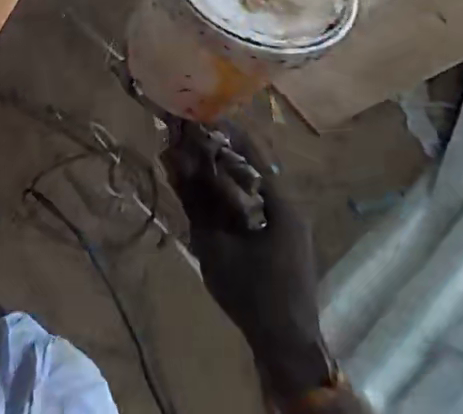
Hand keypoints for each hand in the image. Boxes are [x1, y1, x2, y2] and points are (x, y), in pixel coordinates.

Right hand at [163, 118, 334, 398]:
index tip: (196, 117)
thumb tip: (174, 159)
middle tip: (186, 137)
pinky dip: (231, 194)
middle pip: (252, 165)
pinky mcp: (282, 239)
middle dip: (217, 149)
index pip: (252, 151)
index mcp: (281, 202)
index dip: (223, 131)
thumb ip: (195, 199)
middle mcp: (288, 205)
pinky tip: (208, 191)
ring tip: (191, 158)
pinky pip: (255, 204)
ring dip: (222, 171)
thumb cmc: (252, 293)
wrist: (287, 346)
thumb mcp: (216, 246)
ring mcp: (288, 223)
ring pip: (252, 184)